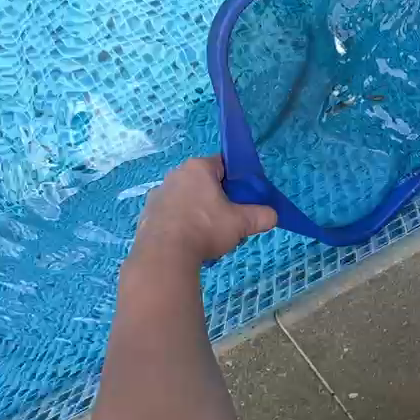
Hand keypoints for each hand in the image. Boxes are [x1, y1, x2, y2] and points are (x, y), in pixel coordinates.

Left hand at [131, 156, 276, 267]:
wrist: (164, 255)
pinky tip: (189, 242)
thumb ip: (261, 216)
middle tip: (229, 219)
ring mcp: (158, 194)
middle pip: (204, 182)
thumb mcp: (241, 223)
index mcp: (198, 168)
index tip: (243, 198)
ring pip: (187, 198)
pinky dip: (182, 223)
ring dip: (199, 211)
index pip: (224, 164)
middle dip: (218, 198)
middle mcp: (175, 174)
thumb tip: (273, 216)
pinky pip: (171, 214)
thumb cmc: (205, 229)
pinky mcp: (147, 213)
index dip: (237, 180)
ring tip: (208, 235)